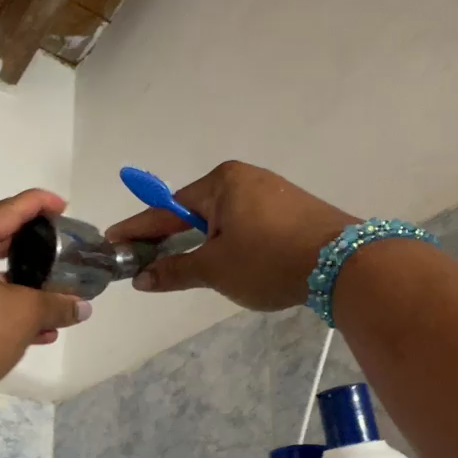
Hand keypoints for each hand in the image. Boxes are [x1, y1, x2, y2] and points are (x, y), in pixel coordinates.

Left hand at [0, 188, 90, 397]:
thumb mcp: (26, 314)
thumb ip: (58, 303)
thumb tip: (82, 308)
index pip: (9, 209)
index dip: (41, 204)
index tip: (66, 207)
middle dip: (35, 248)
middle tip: (64, 250)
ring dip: (24, 283)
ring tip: (58, 294)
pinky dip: (4, 302)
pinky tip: (38, 327)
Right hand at [105, 161, 356, 311]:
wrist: (345, 264)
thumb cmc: (268, 260)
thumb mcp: (214, 269)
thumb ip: (173, 271)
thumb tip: (141, 278)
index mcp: (221, 183)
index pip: (166, 210)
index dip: (137, 229)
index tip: (112, 241)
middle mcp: (244, 179)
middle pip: (192, 212)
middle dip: (168, 238)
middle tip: (144, 261)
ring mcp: (271, 193)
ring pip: (219, 221)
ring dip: (198, 244)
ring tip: (181, 269)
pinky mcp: (290, 212)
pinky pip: (242, 225)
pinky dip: (225, 243)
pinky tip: (222, 263)